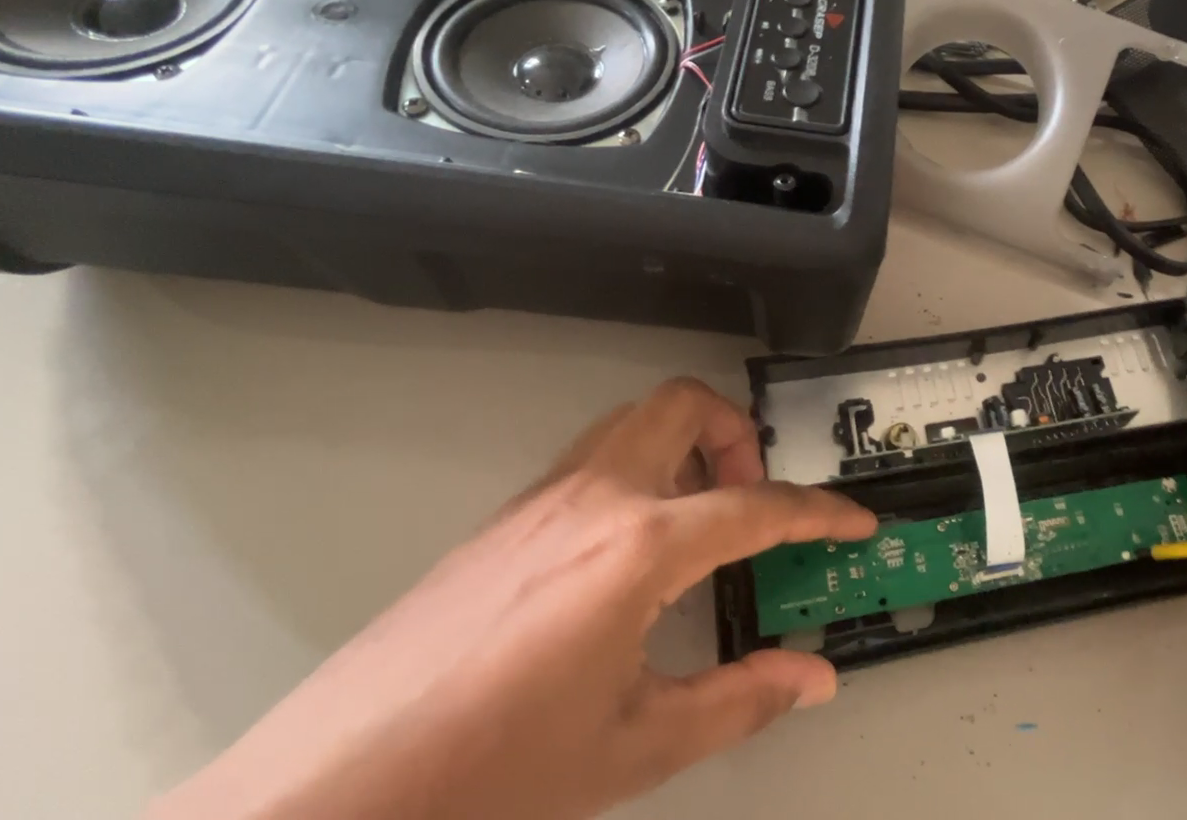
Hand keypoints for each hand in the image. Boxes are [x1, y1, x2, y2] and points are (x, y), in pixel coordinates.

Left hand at [148, 379, 876, 819]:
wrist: (331, 790)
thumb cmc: (497, 772)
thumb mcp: (639, 745)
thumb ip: (742, 701)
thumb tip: (816, 677)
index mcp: (639, 547)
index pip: (756, 506)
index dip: (819, 512)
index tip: (855, 522)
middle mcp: (593, 498)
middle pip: (682, 406)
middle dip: (739, 434)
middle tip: (757, 499)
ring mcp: (540, 500)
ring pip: (632, 421)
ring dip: (685, 444)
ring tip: (704, 518)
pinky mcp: (503, 520)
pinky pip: (594, 457)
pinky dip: (640, 469)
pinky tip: (636, 552)